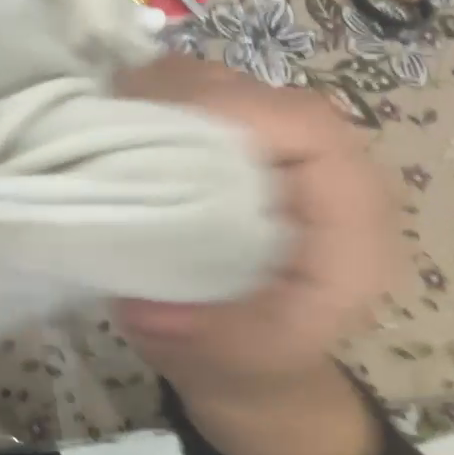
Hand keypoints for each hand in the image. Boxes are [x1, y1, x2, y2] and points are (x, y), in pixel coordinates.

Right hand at [112, 56, 402, 454]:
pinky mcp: (240, 156)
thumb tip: (149, 309)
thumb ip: (202, 337)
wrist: (249, 365)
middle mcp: (323, 180)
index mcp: (346, 228)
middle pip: (270, 100)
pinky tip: (118, 117)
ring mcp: (279, 162)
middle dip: (189, 94)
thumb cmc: (243, 361)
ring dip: (170, 90)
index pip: (312, 134)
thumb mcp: (225, 362)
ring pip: (237, 91)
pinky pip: (206, 104)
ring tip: (107, 110)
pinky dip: (159, 98)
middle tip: (112, 111)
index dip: (239, 112)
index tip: (155, 119)